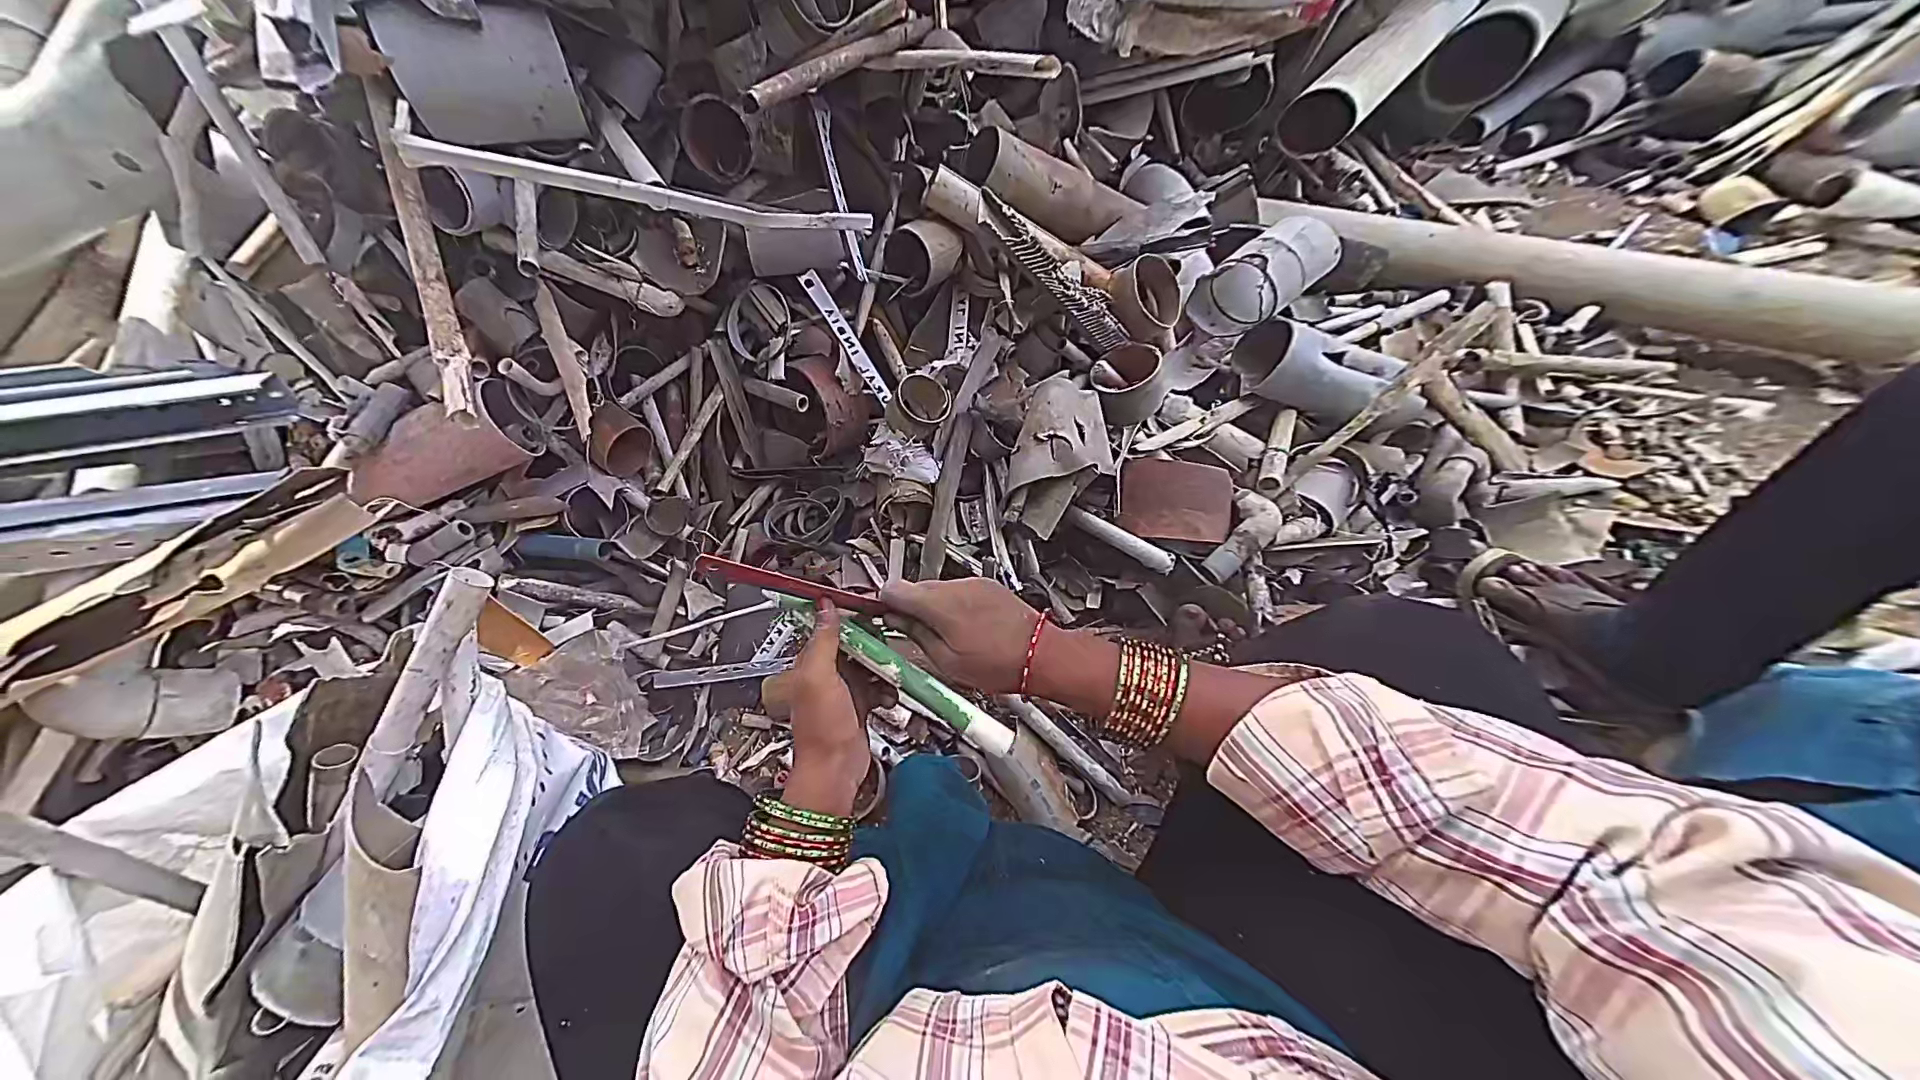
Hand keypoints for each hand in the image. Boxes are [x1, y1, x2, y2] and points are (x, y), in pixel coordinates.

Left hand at [768, 602, 870, 816]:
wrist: (835, 770)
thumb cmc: (821, 729)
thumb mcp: (819, 677)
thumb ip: (822, 642)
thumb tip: (824, 608)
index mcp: (811, 664)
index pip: (829, 629)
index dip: (849, 619)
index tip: (869, 613)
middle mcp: (827, 675)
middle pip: (854, 646)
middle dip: (872, 644)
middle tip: (886, 645)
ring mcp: (845, 691)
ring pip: (869, 666)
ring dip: (882, 668)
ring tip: (890, 672)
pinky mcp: (861, 706)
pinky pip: (878, 688)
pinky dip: (887, 689)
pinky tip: (889, 695)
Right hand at [879, 578, 1043, 693]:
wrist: (1039, 654)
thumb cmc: (1000, 663)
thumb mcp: (946, 661)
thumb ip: (915, 636)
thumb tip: (897, 623)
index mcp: (939, 605)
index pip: (894, 589)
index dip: (883, 602)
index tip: (880, 613)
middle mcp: (955, 587)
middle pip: (915, 588)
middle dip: (909, 607)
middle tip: (910, 631)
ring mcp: (973, 584)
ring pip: (937, 589)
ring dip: (933, 607)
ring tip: (944, 635)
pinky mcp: (987, 586)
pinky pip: (959, 591)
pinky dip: (954, 605)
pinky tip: (963, 627)